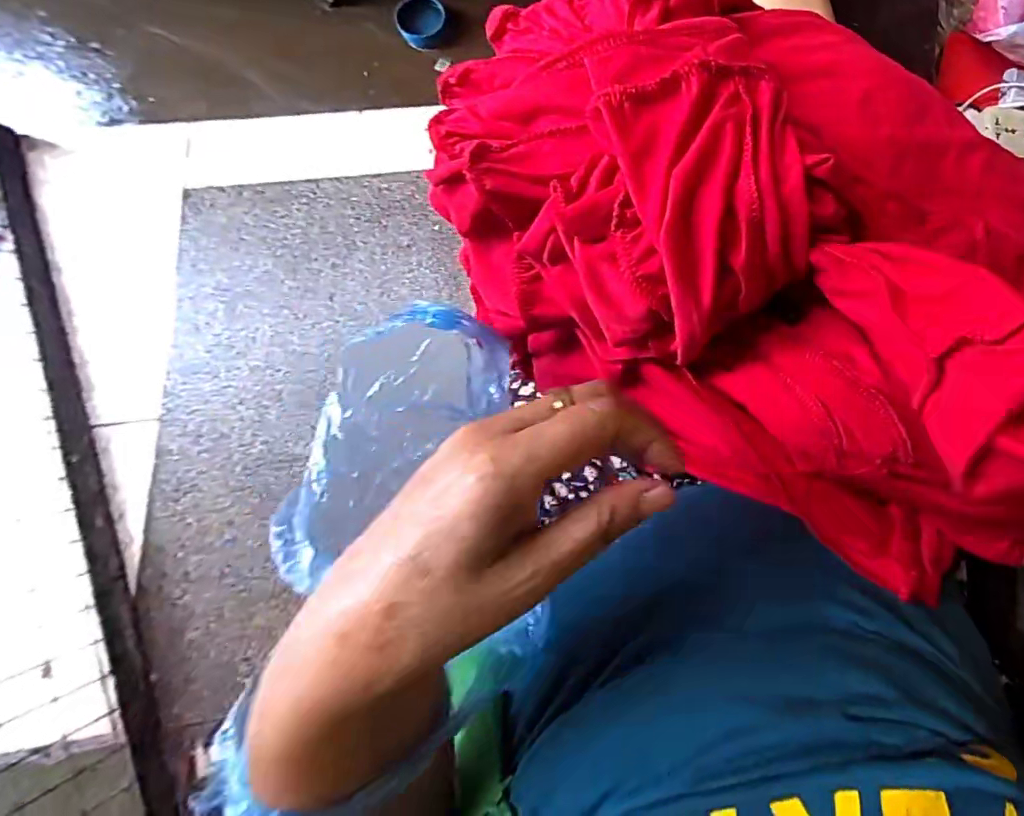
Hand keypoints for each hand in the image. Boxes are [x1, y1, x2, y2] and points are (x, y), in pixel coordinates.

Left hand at [247, 384, 682, 809]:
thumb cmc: (443, 612)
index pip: (600, 415)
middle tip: (653, 473)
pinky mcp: (465, 442)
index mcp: (505, 463)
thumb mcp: (532, 576)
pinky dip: (573, 431)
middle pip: (584, 395)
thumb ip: (602, 523)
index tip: (672, 476)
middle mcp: (490, 429)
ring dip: (603, 426)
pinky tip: (574, 475)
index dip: (649, 435)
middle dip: (632, 425)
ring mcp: (473, 431)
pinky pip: (536, 417)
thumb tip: (665, 491)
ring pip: (560, 402)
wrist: (351, 628)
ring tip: (621, 475)